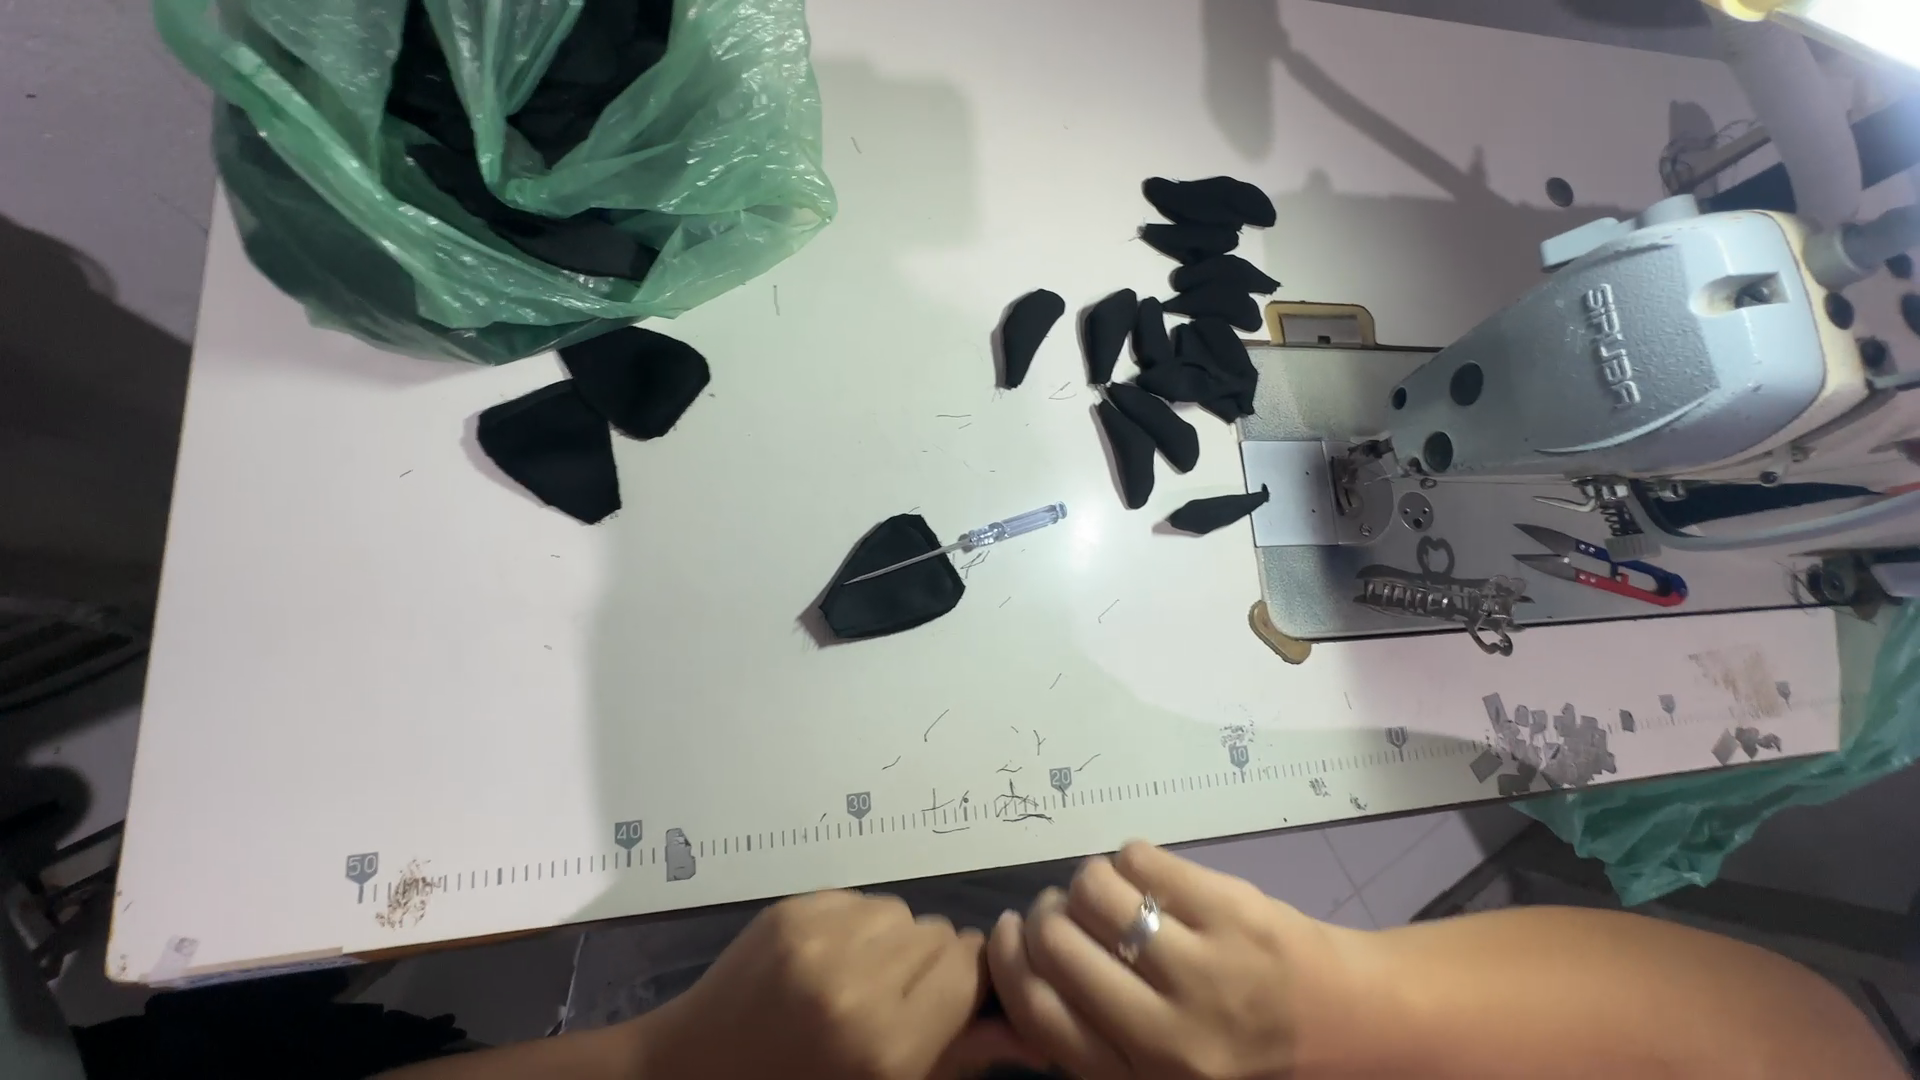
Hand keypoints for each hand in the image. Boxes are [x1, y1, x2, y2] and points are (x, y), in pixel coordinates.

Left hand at [644, 890, 1025, 1079]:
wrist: (692, 1072)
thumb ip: (956, 1055)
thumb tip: (1025, 1029)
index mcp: (885, 1044)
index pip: (969, 967)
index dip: (967, 981)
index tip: (951, 998)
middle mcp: (857, 981)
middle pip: (939, 934)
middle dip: (929, 964)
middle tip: (896, 998)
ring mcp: (818, 936)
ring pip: (901, 912)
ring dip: (893, 941)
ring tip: (859, 977)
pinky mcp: (792, 907)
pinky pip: (861, 899)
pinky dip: (857, 925)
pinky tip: (828, 958)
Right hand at [986, 841, 1366, 1077]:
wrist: (1348, 1021)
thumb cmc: (1243, 1052)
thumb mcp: (1160, 1071)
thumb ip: (1092, 1041)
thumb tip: (1012, 989)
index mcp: (1144, 1078)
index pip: (1041, 1012)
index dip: (1008, 959)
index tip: (1007, 929)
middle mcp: (1169, 1033)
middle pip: (1058, 941)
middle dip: (1046, 912)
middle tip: (1062, 907)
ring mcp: (1203, 967)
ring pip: (1094, 889)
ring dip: (1089, 880)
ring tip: (1112, 891)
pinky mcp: (1230, 909)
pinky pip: (1138, 857)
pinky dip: (1130, 859)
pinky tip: (1152, 878)